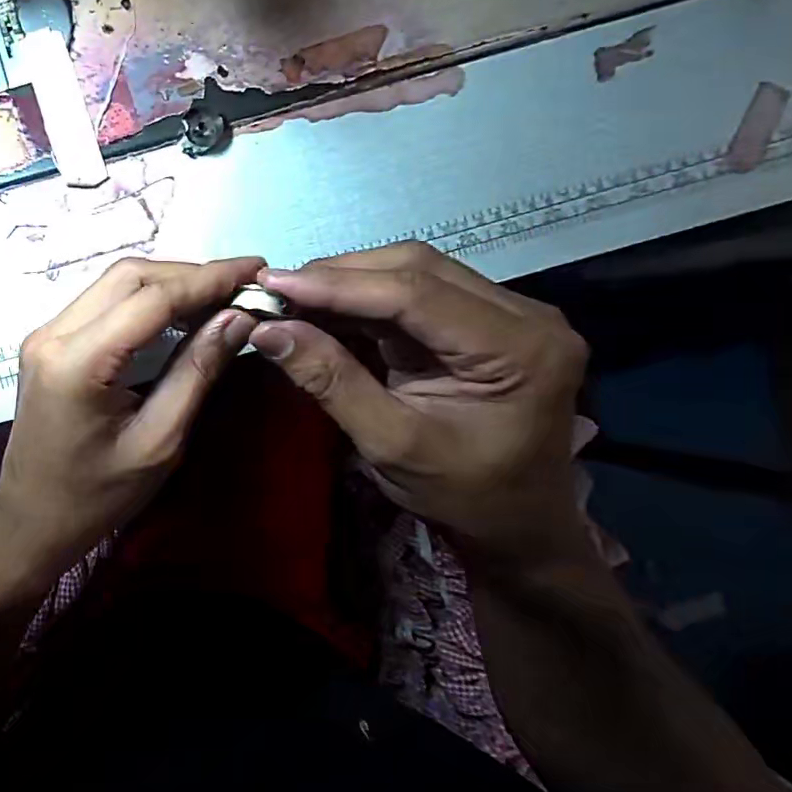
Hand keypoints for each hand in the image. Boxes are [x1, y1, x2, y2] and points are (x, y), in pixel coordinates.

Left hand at [0, 256, 266, 596]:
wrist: (31, 522)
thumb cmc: (97, 497)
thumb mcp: (159, 442)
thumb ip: (197, 372)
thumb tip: (238, 317)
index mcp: (76, 362)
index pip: (152, 298)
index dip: (208, 279)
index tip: (255, 269)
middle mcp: (52, 334)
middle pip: (130, 276)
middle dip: (190, 274)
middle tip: (240, 286)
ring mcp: (45, 335)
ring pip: (116, 283)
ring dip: (170, 283)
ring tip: (219, 297)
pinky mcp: (49, 342)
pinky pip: (104, 302)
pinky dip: (147, 299)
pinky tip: (180, 313)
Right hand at [248, 242, 589, 567]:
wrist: (518, 523)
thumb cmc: (464, 497)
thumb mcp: (392, 445)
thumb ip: (332, 381)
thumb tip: (267, 330)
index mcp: (519, 349)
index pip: (417, 294)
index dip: (339, 284)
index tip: (274, 283)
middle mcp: (524, 314)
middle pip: (417, 269)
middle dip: (340, 276)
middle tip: (276, 290)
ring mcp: (508, 311)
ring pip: (415, 272)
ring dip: (349, 282)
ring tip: (292, 298)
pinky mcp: (485, 317)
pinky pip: (417, 292)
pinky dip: (365, 299)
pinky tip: (325, 308)